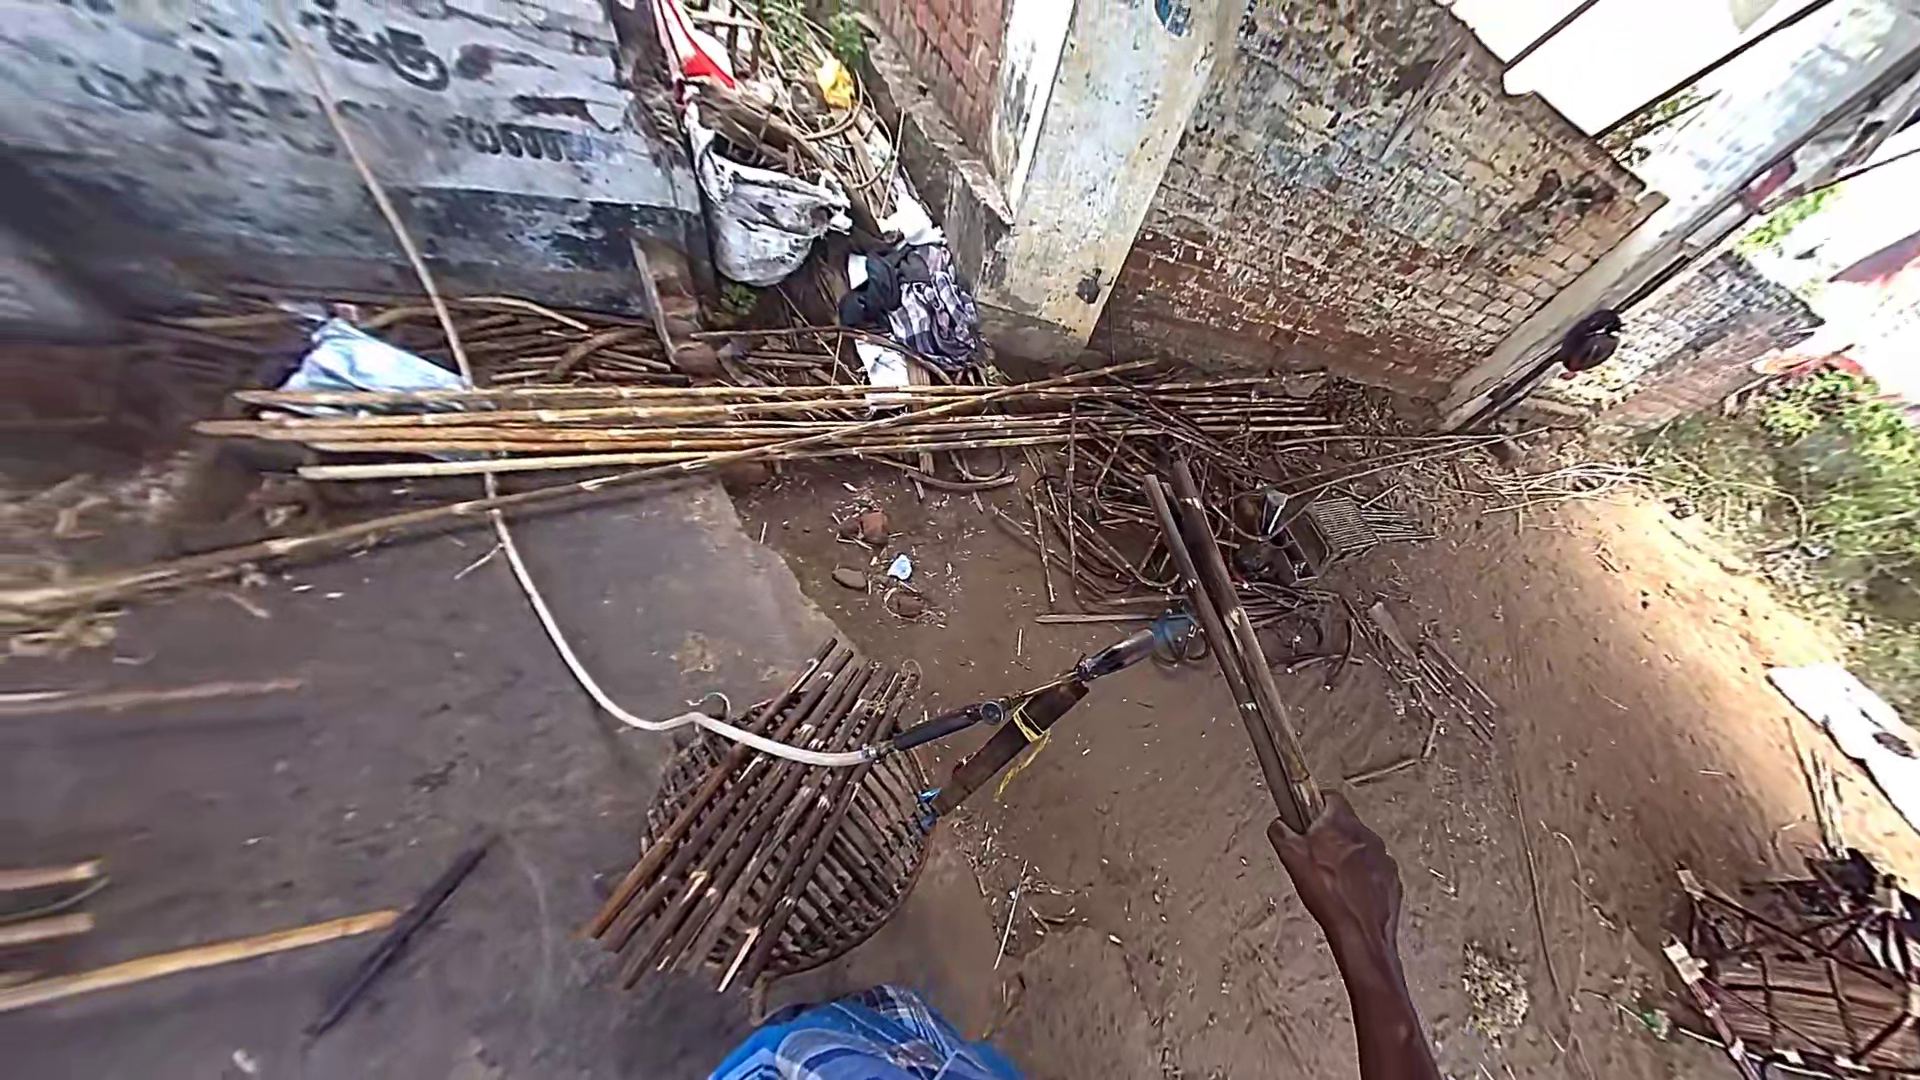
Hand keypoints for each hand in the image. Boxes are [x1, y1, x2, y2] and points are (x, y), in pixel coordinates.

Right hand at [1268, 792, 1402, 955]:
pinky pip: (1373, 870)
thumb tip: (1279, 824)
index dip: (1316, 803)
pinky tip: (1346, 890)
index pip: (1331, 796)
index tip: (1307, 813)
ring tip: (1329, 875)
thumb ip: (1280, 830)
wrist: (1359, 934)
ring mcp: (1384, 860)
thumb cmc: (1328, 894)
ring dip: (1346, 855)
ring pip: (1360, 846)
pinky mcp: (1392, 882)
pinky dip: (1361, 876)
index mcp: (1342, 824)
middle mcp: (1367, 837)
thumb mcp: (1289, 855)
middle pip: (1345, 823)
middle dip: (1329, 833)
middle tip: (1313, 850)